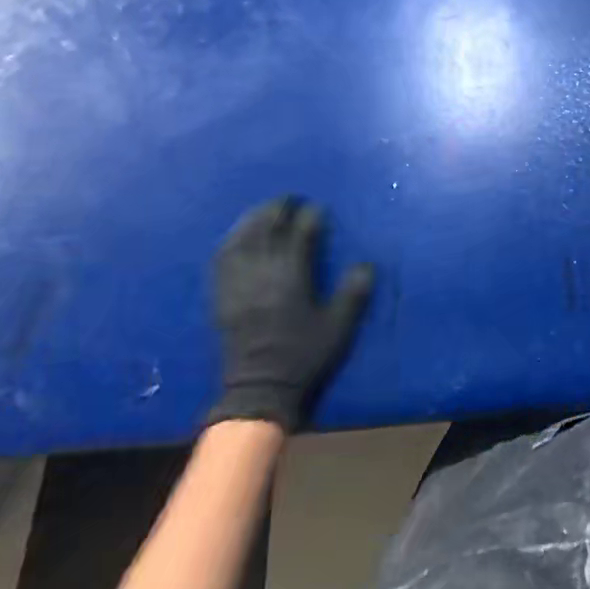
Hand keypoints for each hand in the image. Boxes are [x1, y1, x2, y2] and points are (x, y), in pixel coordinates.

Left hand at [209, 197, 373, 428]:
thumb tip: (367, 265)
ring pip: (244, 235)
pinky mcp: (222, 291)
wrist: (259, 388)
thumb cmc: (302, 357)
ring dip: (255, 217)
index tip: (319, 209)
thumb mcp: (337, 328)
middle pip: (268, 225)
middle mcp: (263, 267)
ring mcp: (239, 278)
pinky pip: (224, 255)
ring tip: (265, 210)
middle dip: (280, 208)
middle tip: (290, 200)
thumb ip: (353, 294)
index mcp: (292, 272)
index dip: (311, 216)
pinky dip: (233, 238)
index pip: (302, 231)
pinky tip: (238, 234)